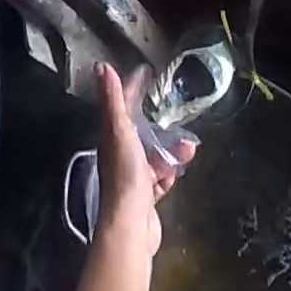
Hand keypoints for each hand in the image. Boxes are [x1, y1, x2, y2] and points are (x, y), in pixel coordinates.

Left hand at [95, 63, 195, 255]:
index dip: (132, 86)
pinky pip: (161, 177)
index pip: (121, 103)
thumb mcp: (119, 130)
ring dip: (171, 149)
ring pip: (154, 154)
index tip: (148, 71)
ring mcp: (132, 176)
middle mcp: (119, 154)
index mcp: (111, 136)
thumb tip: (101, 65)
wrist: (130, 225)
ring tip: (189, 146)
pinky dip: (172, 170)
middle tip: (175, 108)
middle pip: (139, 129)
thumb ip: (113, 99)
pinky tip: (182, 167)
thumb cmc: (124, 173)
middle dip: (156, 119)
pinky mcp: (145, 195)